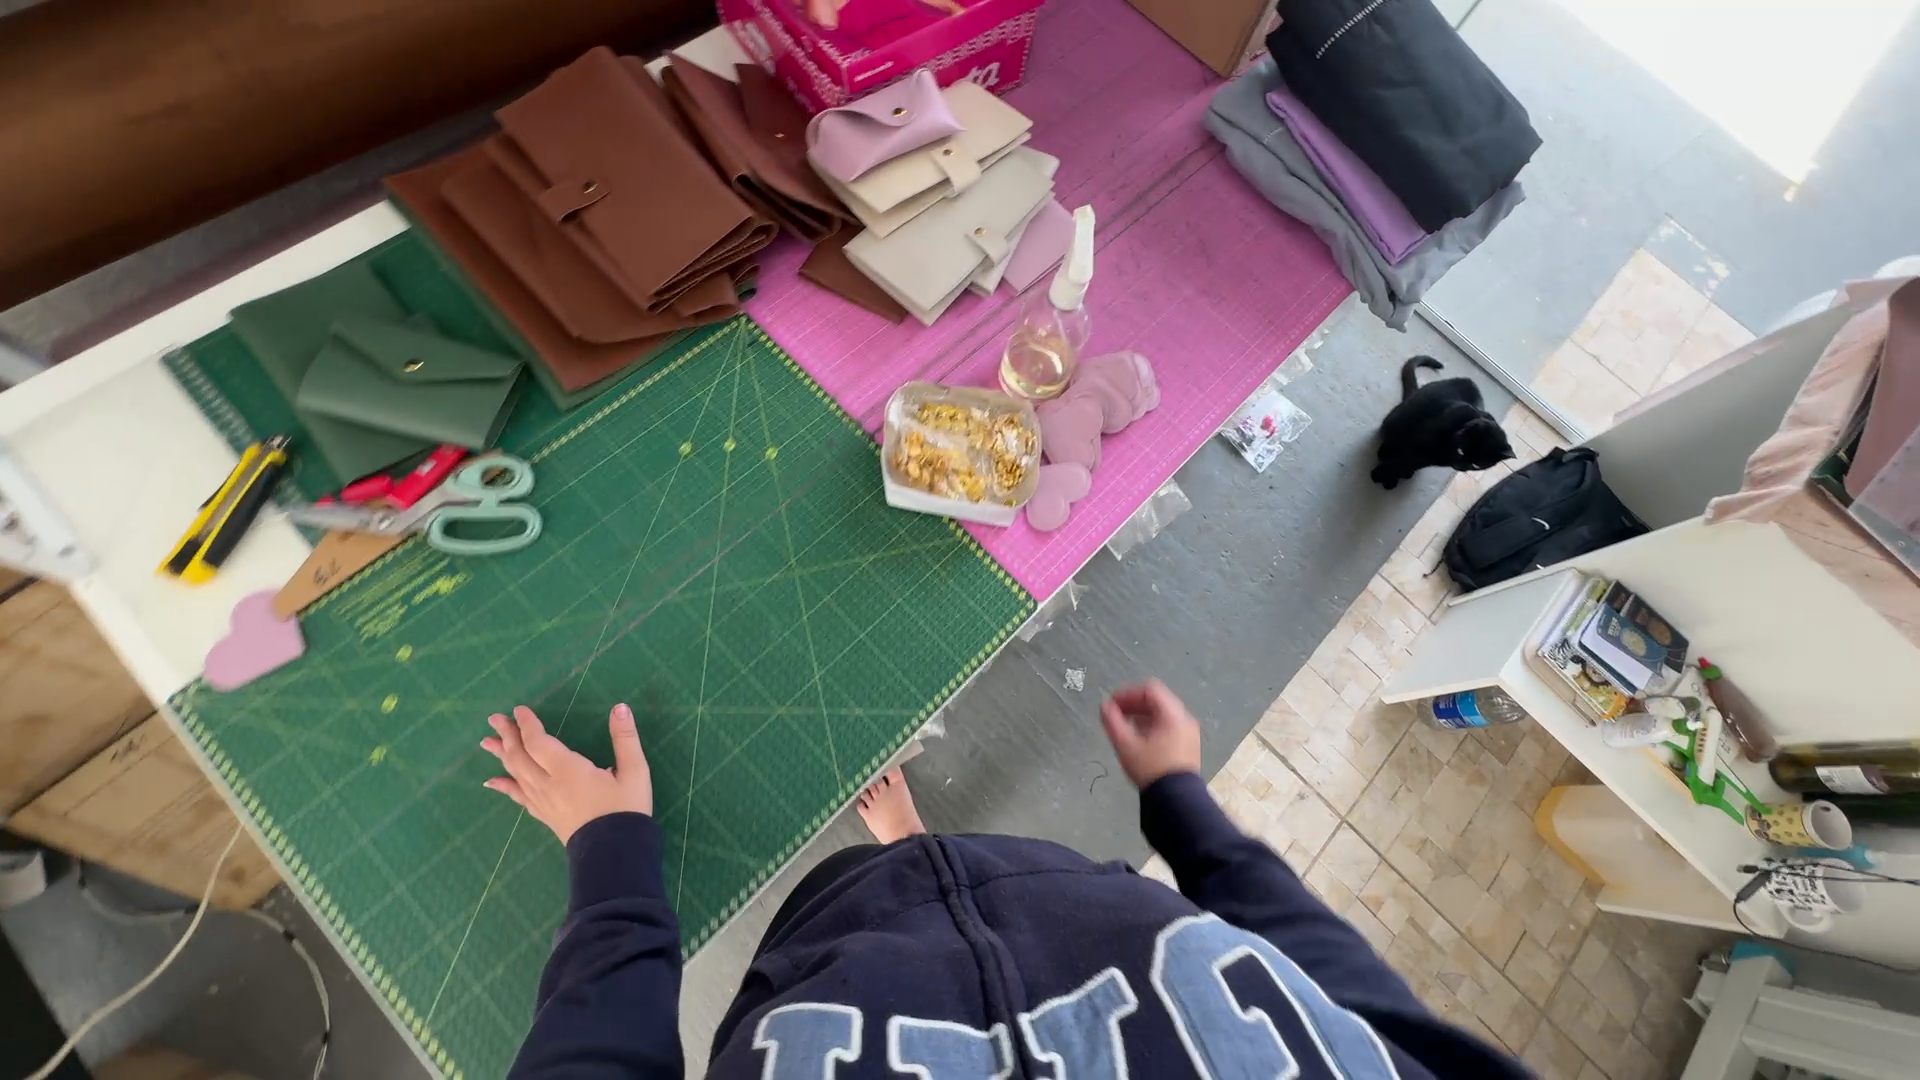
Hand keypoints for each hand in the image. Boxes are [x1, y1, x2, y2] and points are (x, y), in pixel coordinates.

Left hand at [481, 704, 652, 845]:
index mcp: (568, 771)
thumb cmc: (625, 808)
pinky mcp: (544, 814)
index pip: (539, 742)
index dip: (528, 725)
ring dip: (501, 756)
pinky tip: (493, 781)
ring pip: (516, 775)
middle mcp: (548, 785)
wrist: (614, 852)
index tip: (519, 710)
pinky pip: (518, 797)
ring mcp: (543, 801)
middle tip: (494, 720)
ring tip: (487, 742)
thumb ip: (625, 738)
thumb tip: (620, 707)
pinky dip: (504, 786)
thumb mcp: (634, 770)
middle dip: (508, 736)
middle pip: (521, 757)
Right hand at [1100, 679, 1202, 788]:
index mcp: (1172, 715)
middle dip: (1134, 704)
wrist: (1176, 800)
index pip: (1150, 690)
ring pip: (1163, 713)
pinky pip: (1169, 725)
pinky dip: (1152, 725)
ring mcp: (1189, 732)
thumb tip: (1104, 705)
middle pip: (1157, 700)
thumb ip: (1112, 721)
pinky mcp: (1188, 744)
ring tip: (1126, 728)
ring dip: (1142, 715)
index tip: (1112, 704)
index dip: (1128, 693)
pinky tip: (1140, 739)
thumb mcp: (1126, 745)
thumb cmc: (1150, 769)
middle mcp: (1184, 719)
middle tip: (1116, 715)